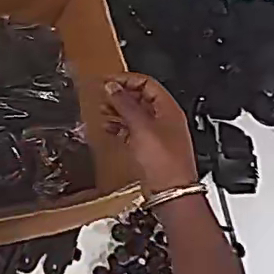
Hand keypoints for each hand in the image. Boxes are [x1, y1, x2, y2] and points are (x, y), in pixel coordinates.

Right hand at [100, 73, 199, 194]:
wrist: (170, 193)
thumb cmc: (165, 162)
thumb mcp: (141, 126)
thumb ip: (125, 105)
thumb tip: (112, 87)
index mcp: (167, 108)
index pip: (146, 83)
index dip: (127, 80)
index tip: (109, 81)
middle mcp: (163, 119)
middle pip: (140, 98)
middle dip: (120, 95)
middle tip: (103, 95)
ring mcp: (156, 135)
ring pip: (134, 114)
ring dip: (117, 110)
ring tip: (102, 109)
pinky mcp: (148, 149)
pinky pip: (131, 131)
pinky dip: (119, 127)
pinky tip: (108, 127)